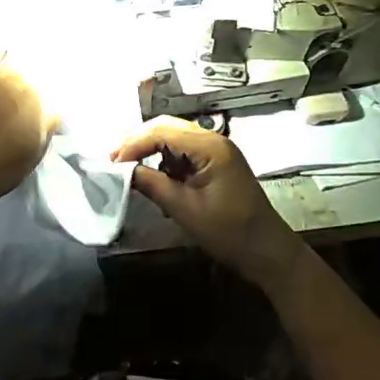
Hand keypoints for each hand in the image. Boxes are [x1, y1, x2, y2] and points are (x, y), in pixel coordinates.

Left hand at [0, 34, 57, 225]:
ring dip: (11, 53)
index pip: (52, 75)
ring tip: (20, 49)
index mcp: (35, 93)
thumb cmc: (0, 169)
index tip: (64, 76)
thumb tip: (58, 101)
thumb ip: (49, 120)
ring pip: (3, 54)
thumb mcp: (36, 149)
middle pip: (29, 61)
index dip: (58, 77)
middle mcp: (13, 76)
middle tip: (43, 66)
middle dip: (37, 62)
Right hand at [111, 117, 307, 291]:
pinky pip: (184, 151)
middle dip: (139, 141)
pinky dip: (165, 160)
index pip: (162, 132)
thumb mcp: (186, 210)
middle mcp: (214, 140)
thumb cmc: (229, 232)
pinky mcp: (216, 163)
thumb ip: (153, 185)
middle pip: (168, 127)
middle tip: (114, 160)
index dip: (134, 145)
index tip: (111, 163)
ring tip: (128, 167)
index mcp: (210, 146)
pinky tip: (153, 176)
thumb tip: (122, 172)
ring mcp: (217, 150)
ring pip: (175, 137)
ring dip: (150, 149)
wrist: (267, 251)